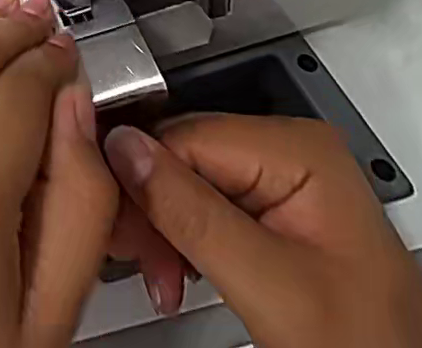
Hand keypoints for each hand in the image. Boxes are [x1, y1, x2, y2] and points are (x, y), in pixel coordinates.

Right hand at [103, 114, 421, 347]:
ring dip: (159, 228)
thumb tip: (125, 148)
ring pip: (179, 178)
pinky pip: (197, 201)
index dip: (141, 180)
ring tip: (164, 275)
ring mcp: (275, 177)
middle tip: (142, 258)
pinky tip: (179, 269)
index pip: (180, 135)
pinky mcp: (265, 206)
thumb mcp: (273, 287)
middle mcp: (284, 149)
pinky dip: (178, 237)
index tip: (125, 227)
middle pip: (177, 154)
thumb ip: (193, 213)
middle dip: (149, 209)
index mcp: (296, 147)